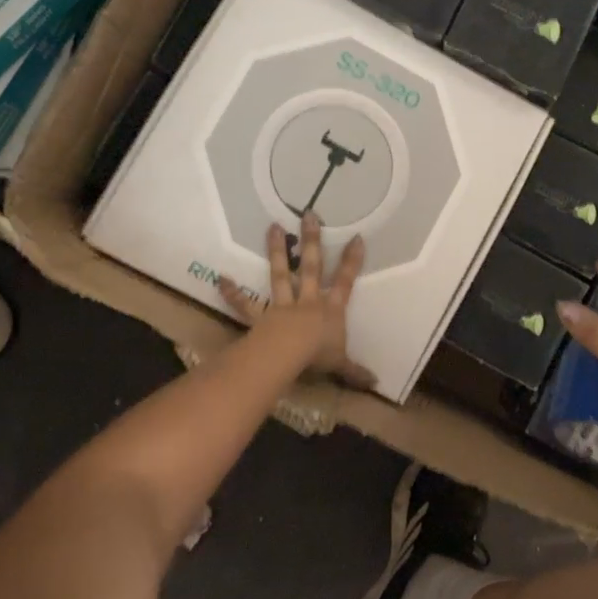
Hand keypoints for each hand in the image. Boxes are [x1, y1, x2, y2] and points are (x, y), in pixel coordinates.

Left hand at [219, 213, 372, 387]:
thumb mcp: (341, 365)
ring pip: (280, 275)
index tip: (356, 237)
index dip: (351, 261)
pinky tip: (220, 279)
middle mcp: (308, 301)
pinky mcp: (261, 317)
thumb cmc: (317, 357)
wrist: (287, 356)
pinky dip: (233, 293)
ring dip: (276, 251)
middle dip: (311, 241)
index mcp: (330, 310)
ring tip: (272, 226)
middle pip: (310, 266)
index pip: (345, 281)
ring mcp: (282, 306)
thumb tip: (376, 383)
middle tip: (308, 215)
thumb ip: (356, 372)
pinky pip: (245, 305)